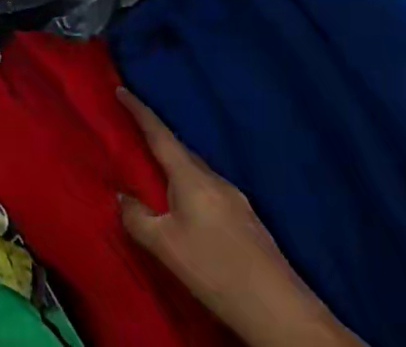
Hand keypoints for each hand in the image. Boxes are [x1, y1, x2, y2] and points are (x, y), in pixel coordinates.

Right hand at [116, 88, 364, 346]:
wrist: (284, 317)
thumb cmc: (216, 270)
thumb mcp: (162, 244)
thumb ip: (135, 215)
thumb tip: (123, 198)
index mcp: (193, 179)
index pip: (160, 135)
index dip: (139, 111)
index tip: (120, 89)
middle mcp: (217, 182)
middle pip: (181, 151)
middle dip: (155, 140)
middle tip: (130, 135)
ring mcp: (238, 203)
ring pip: (196, 173)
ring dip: (173, 167)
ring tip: (152, 174)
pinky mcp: (249, 224)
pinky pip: (208, 192)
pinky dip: (188, 188)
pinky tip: (182, 208)